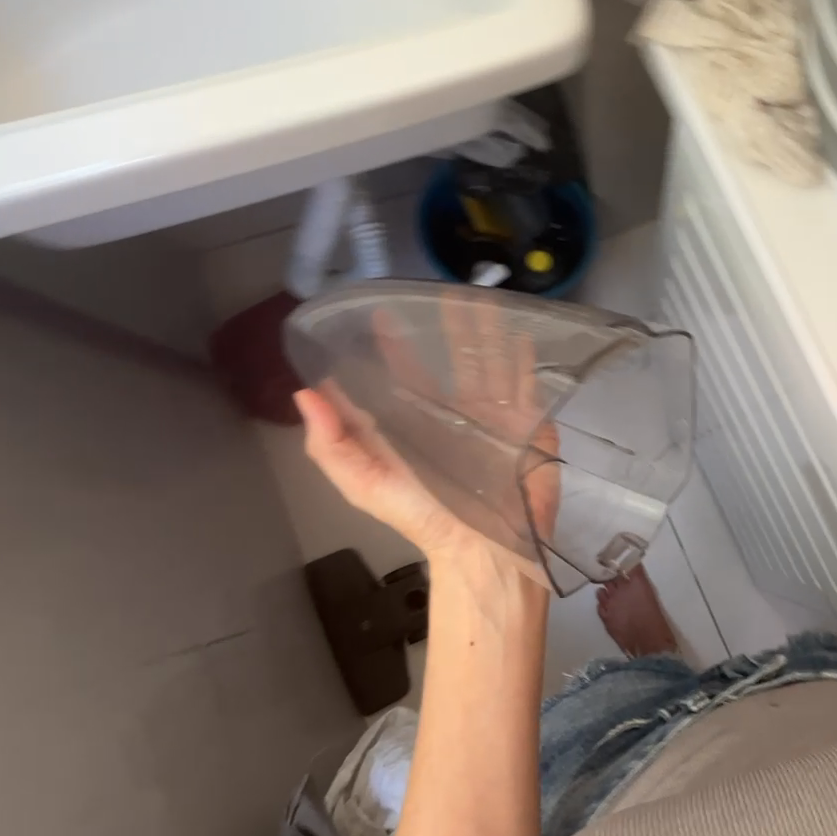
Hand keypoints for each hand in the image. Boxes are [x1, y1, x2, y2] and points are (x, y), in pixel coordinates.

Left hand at [295, 302, 559, 577]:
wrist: (484, 546)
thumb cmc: (423, 514)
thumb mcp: (364, 484)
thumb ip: (332, 444)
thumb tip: (307, 392)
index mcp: (418, 423)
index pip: (405, 375)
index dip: (392, 346)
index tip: (383, 313)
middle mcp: (457, 414)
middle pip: (455, 361)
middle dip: (452, 328)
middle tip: (448, 290)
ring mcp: (495, 418)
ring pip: (493, 364)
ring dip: (490, 333)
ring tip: (487, 299)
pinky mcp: (529, 425)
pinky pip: (528, 385)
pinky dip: (528, 359)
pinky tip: (525, 331)